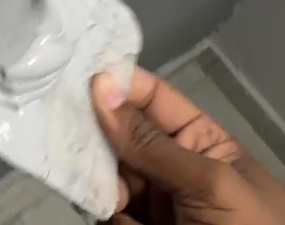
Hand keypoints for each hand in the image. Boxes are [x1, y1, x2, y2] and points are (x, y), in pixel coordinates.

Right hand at [91, 68, 284, 224]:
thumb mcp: (212, 184)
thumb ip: (154, 143)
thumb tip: (101, 86)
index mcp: (203, 143)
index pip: (154, 98)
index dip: (120, 83)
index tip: (80, 74)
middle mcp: (174, 168)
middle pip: (123, 132)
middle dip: (100, 129)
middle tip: (72, 127)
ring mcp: (156, 204)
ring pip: (109, 171)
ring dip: (96, 172)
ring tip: (98, 182)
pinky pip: (107, 210)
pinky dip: (98, 205)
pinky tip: (98, 204)